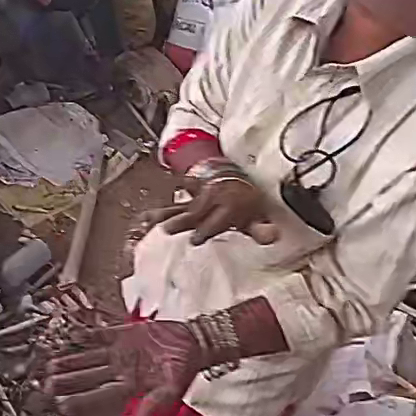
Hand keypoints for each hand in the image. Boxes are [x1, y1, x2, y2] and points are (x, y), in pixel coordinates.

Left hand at [46, 319, 201, 415]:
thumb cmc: (184, 367)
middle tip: (44, 384)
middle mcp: (119, 369)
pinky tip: (70, 336)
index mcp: (129, 385)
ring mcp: (119, 351)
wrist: (192, 342)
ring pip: (88, 357)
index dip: (79, 399)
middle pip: (87, 376)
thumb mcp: (172, 389)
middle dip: (67, 380)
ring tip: (51, 363)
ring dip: (71, 360)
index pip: (98, 394)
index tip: (60, 404)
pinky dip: (85, 336)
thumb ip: (155, 405)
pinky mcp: (122, 333)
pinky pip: (99, 335)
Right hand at [151, 177, 279, 245]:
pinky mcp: (186, 196)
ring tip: (145, 222)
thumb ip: (261, 228)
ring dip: (162, 215)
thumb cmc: (246, 203)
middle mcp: (209, 202)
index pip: (215, 221)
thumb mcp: (257, 216)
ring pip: (177, 207)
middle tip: (165, 230)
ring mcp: (195, 198)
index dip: (206, 230)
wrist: (236, 176)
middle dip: (180, 222)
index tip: (195, 240)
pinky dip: (157, 211)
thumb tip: (272, 236)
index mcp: (227, 209)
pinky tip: (143, 218)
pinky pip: (171, 202)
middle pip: (193, 213)